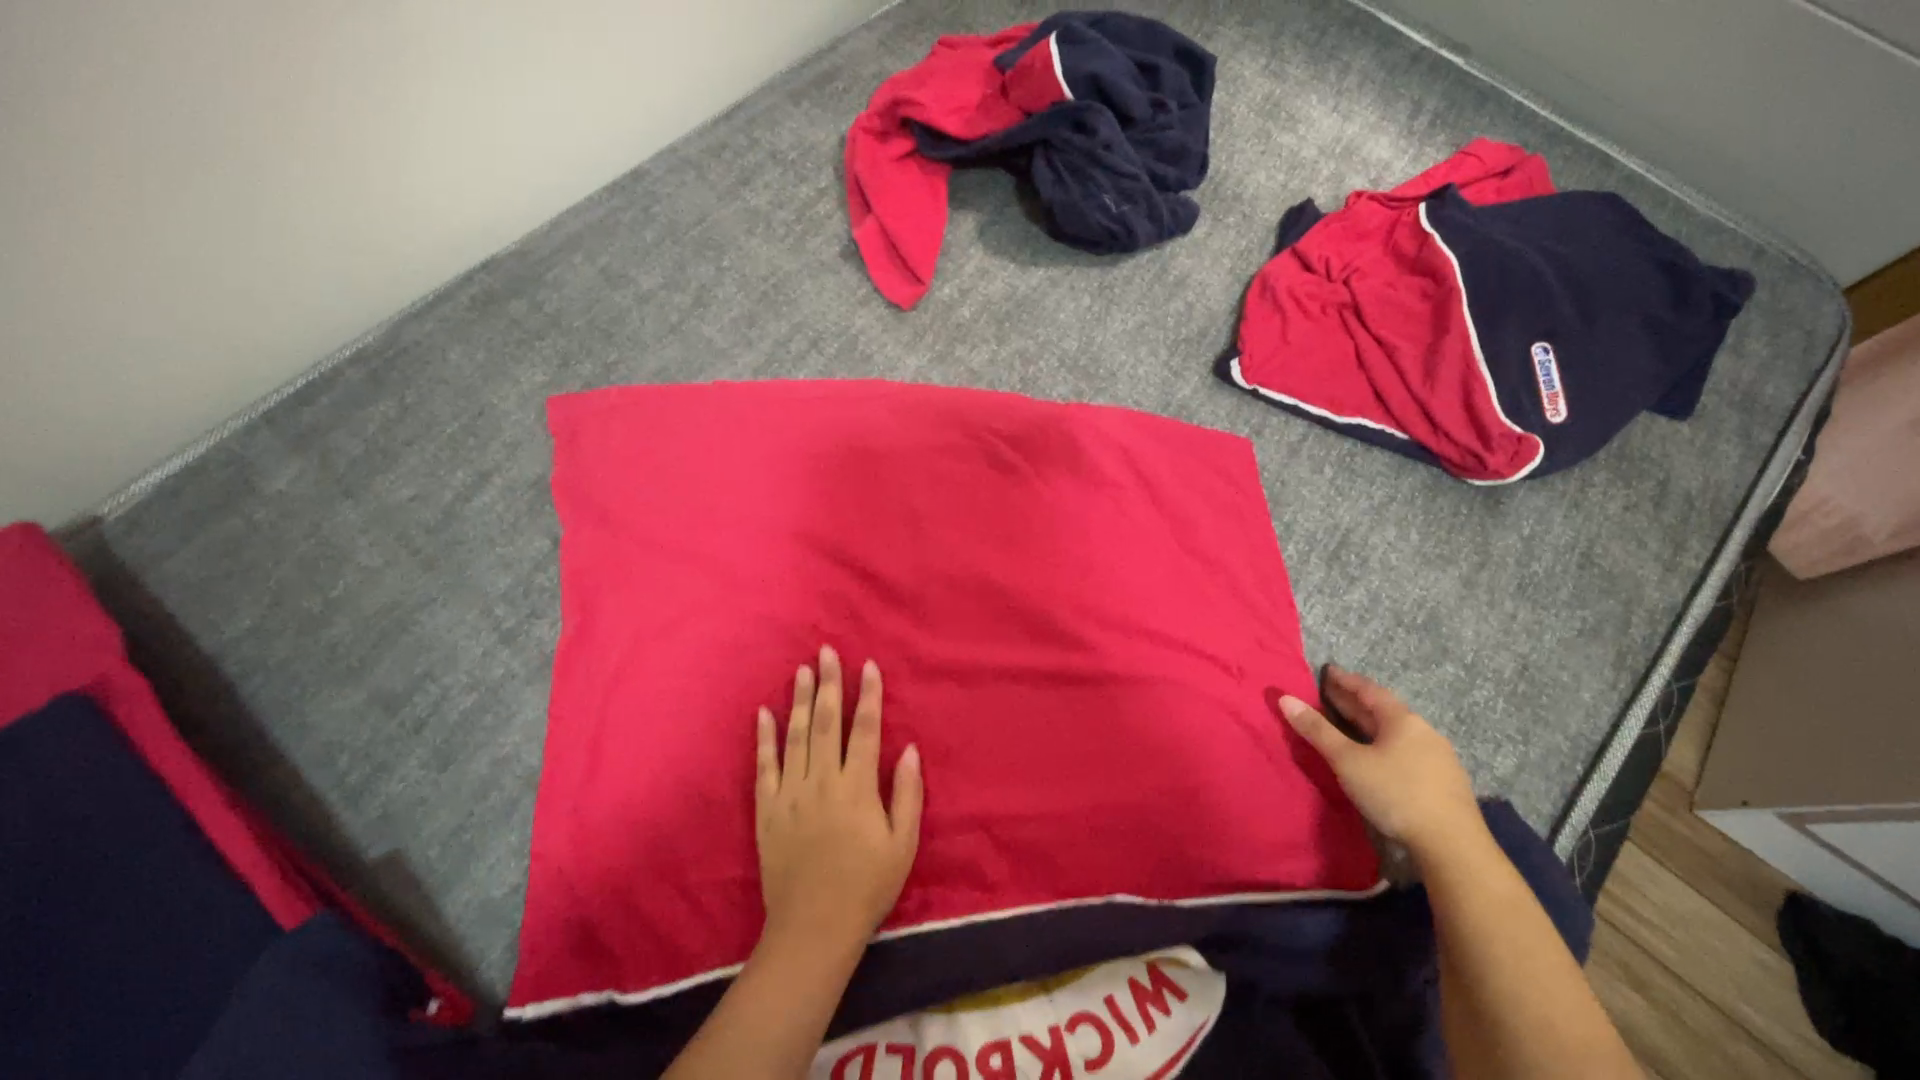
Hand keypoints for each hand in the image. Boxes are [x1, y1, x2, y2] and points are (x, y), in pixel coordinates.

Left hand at [755, 646, 922, 952]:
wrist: (813, 926)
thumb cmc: (867, 887)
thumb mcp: (903, 845)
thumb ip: (907, 794)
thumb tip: (908, 749)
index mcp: (858, 788)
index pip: (865, 730)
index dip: (868, 696)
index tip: (868, 666)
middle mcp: (822, 782)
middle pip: (826, 722)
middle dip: (828, 684)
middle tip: (827, 651)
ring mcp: (790, 794)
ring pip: (795, 736)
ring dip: (799, 700)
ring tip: (802, 670)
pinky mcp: (766, 810)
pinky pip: (764, 766)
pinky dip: (764, 738)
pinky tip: (764, 713)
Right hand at [1278, 664, 1481, 861]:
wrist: (1451, 843)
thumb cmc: (1395, 792)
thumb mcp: (1348, 761)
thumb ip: (1317, 731)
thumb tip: (1285, 698)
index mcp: (1402, 720)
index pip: (1369, 690)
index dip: (1346, 681)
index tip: (1328, 671)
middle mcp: (1423, 731)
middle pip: (1383, 710)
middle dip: (1355, 702)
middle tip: (1330, 694)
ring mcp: (1437, 756)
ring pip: (1397, 732)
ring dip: (1372, 725)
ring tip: (1351, 724)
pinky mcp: (1443, 780)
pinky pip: (1407, 751)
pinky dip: (1386, 745)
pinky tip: (1380, 757)